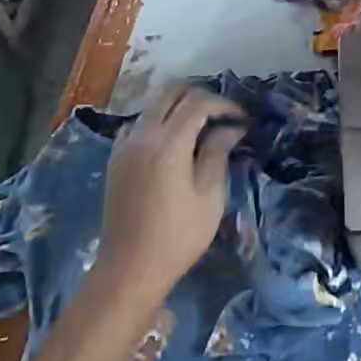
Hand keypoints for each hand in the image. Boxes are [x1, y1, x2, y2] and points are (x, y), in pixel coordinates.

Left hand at [94, 83, 245, 303]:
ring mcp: (124, 145)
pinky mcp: (116, 158)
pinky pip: (140, 124)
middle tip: (225, 117)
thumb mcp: (210, 195)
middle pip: (171, 92)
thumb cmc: (178, 235)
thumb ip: (218, 153)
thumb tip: (231, 128)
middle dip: (201, 97)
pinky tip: (177, 145)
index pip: (198, 103)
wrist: (130, 267)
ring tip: (205, 129)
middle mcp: (141, 135)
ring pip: (154, 106)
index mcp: (167, 143)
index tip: (244, 120)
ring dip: (180, 108)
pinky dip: (162, 122)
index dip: (225, 105)